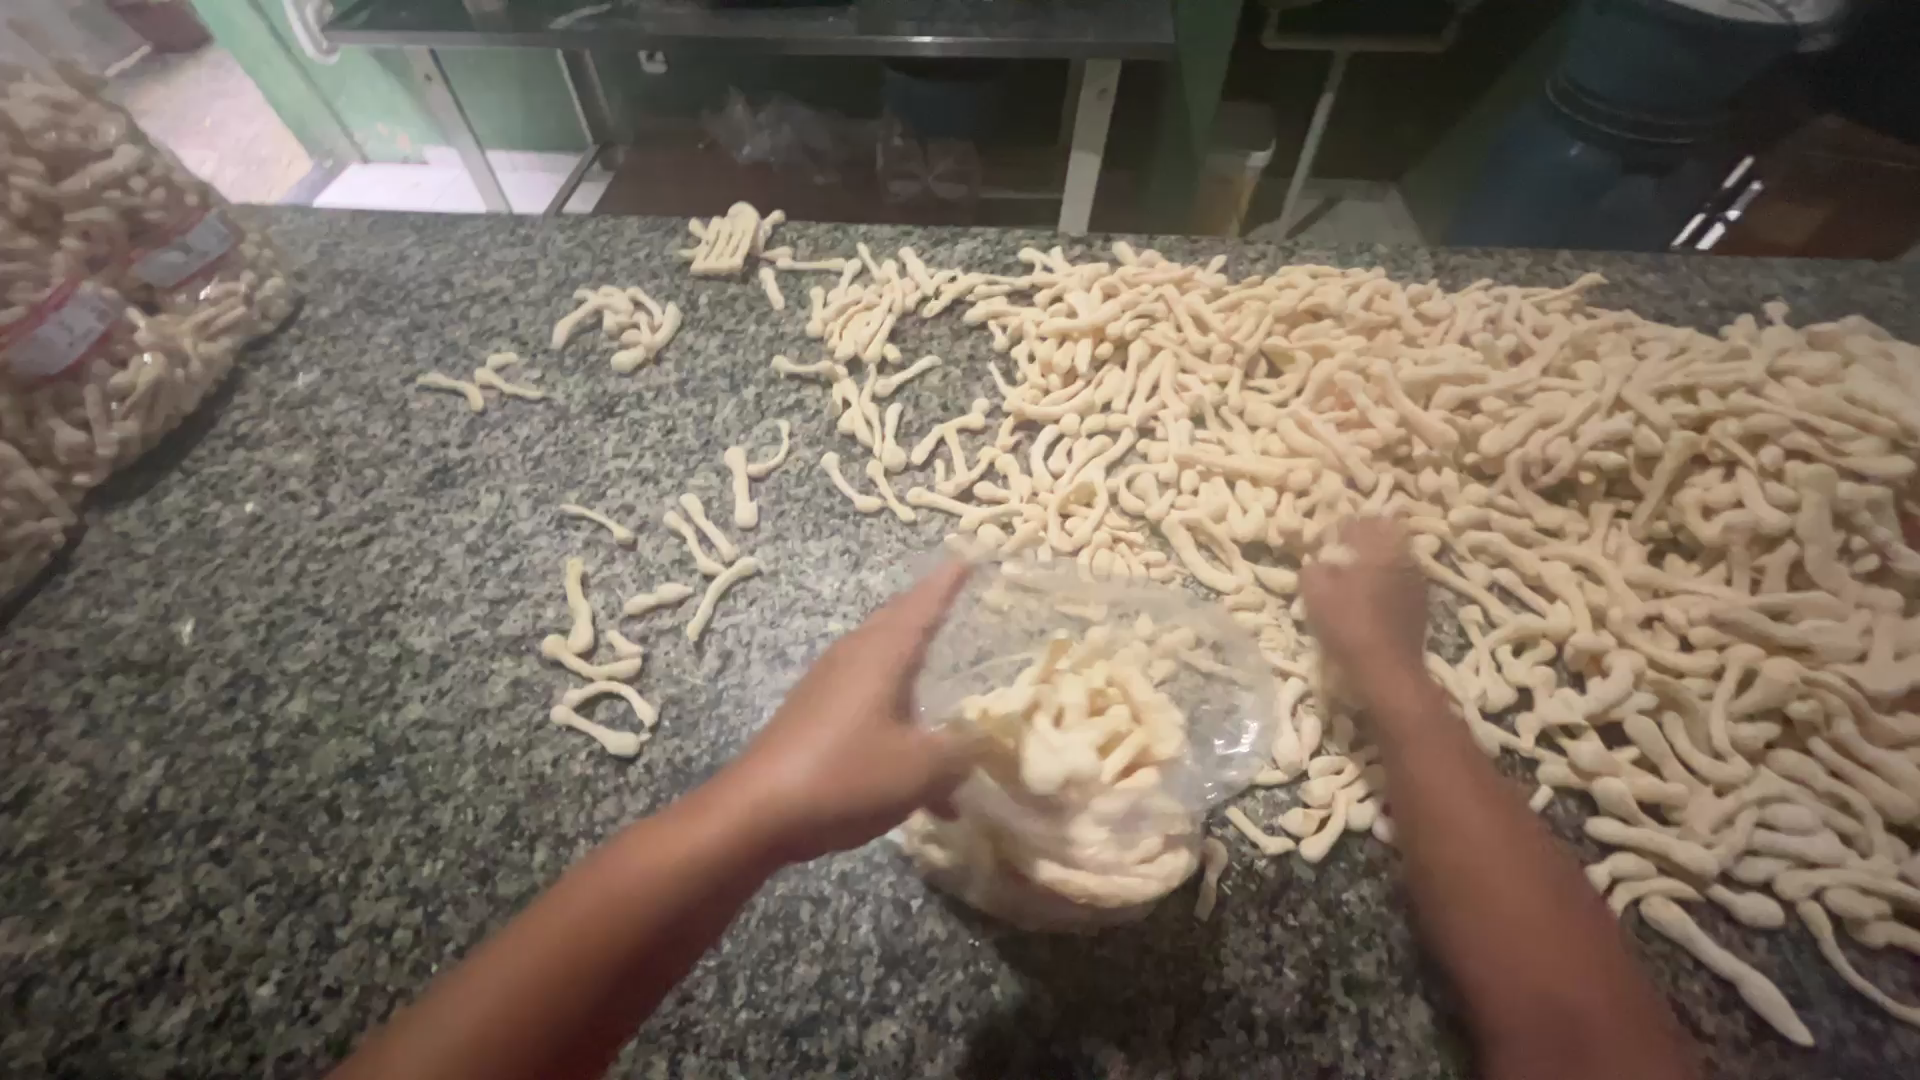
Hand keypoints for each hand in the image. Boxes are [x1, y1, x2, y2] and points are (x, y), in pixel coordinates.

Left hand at [717, 561, 976, 863]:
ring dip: (911, 659)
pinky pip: (865, 691)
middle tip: (956, 599)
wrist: (758, 811)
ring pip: (880, 656)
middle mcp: (854, 656)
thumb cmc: (847, 775)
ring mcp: (828, 682)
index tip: (967, 557)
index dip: (948, 583)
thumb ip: (961, 751)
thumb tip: (980, 742)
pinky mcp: (814, 711)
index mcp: (883, 654)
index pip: (923, 604)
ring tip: (938, 666)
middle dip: (927, 608)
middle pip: (897, 620)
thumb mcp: (921, 768)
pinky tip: (910, 752)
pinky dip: (894, 703)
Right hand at [1301, 516, 1428, 683]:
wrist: (1386, 667)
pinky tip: (1371, 592)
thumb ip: (1312, 568)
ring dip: (1376, 556)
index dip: (1340, 526)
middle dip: (1363, 537)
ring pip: (1395, 554)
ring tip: (1355, 571)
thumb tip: (1318, 562)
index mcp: (1376, 549)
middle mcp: (1401, 557)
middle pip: (1383, 533)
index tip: (1326, 537)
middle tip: (1341, 549)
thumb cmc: (1347, 625)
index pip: (1359, 521)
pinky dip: (1385, 576)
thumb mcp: (1314, 592)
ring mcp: (1415, 579)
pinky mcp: (1420, 600)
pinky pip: (1401, 575)